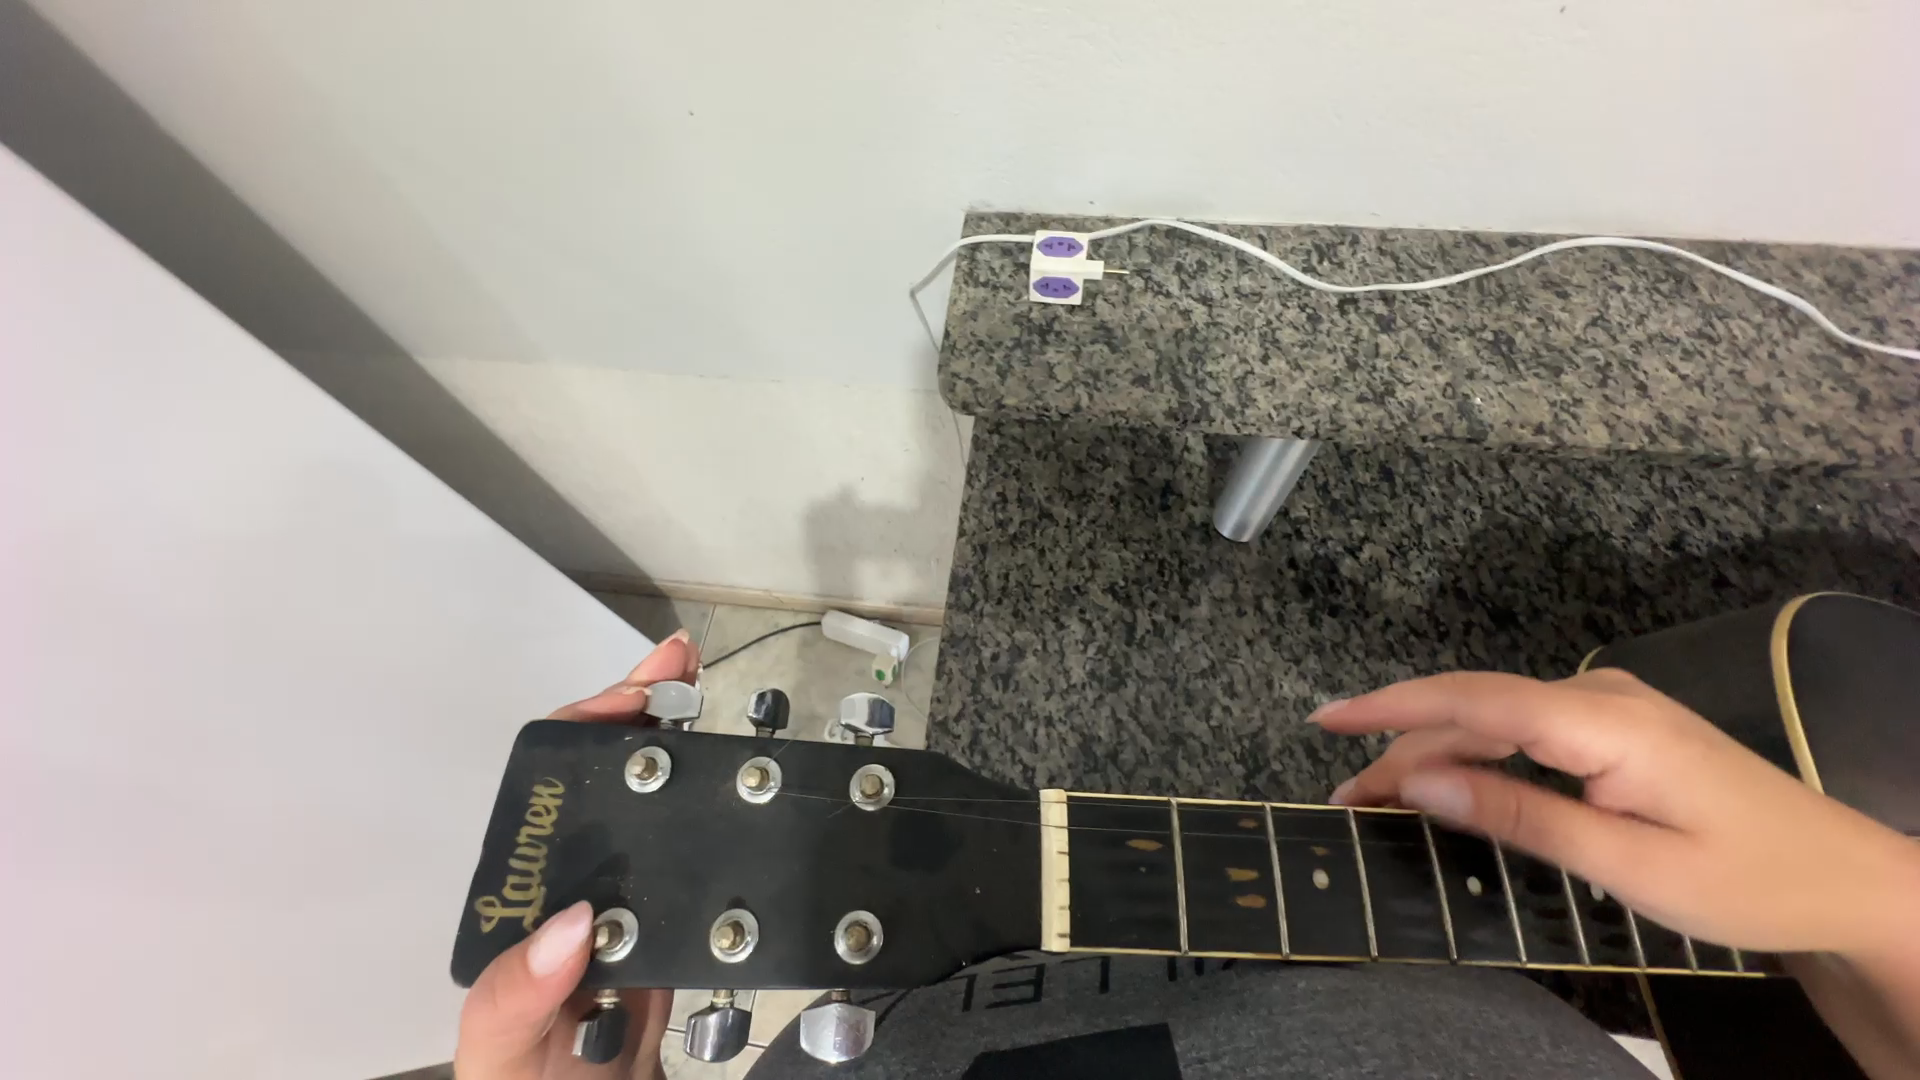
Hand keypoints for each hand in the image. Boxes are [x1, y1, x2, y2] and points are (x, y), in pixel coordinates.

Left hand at [453, 632, 699, 1079]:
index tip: (638, 700)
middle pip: (603, 771)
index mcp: (529, 890)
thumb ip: (516, 1000)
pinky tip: (733, 757)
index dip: (588, 729)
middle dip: (639, 702)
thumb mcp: (501, 1058)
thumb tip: (572, 920)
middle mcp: (578, 873)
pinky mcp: (681, 904)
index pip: (549, 787)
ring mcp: (631, 885)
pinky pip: (696, 832)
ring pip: (652, 790)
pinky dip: (711, 784)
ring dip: (675, 728)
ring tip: (703, 682)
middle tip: (682, 658)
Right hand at [1315, 668, 1919, 958]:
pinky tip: (1441, 782)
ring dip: (1429, 756)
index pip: (1470, 699)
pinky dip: (1467, 757)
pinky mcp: (1600, 723)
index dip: (1389, 704)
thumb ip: (1518, 815)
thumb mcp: (1631, 864)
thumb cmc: (1752, 882)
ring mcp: (1598, 703)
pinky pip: (1512, 731)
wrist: (1859, 885)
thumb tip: (1418, 782)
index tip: (1326, 718)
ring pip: (1485, 721)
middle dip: (1399, 750)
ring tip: (1378, 799)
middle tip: (1348, 801)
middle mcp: (1592, 694)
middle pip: (1468, 712)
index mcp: (1603, 720)